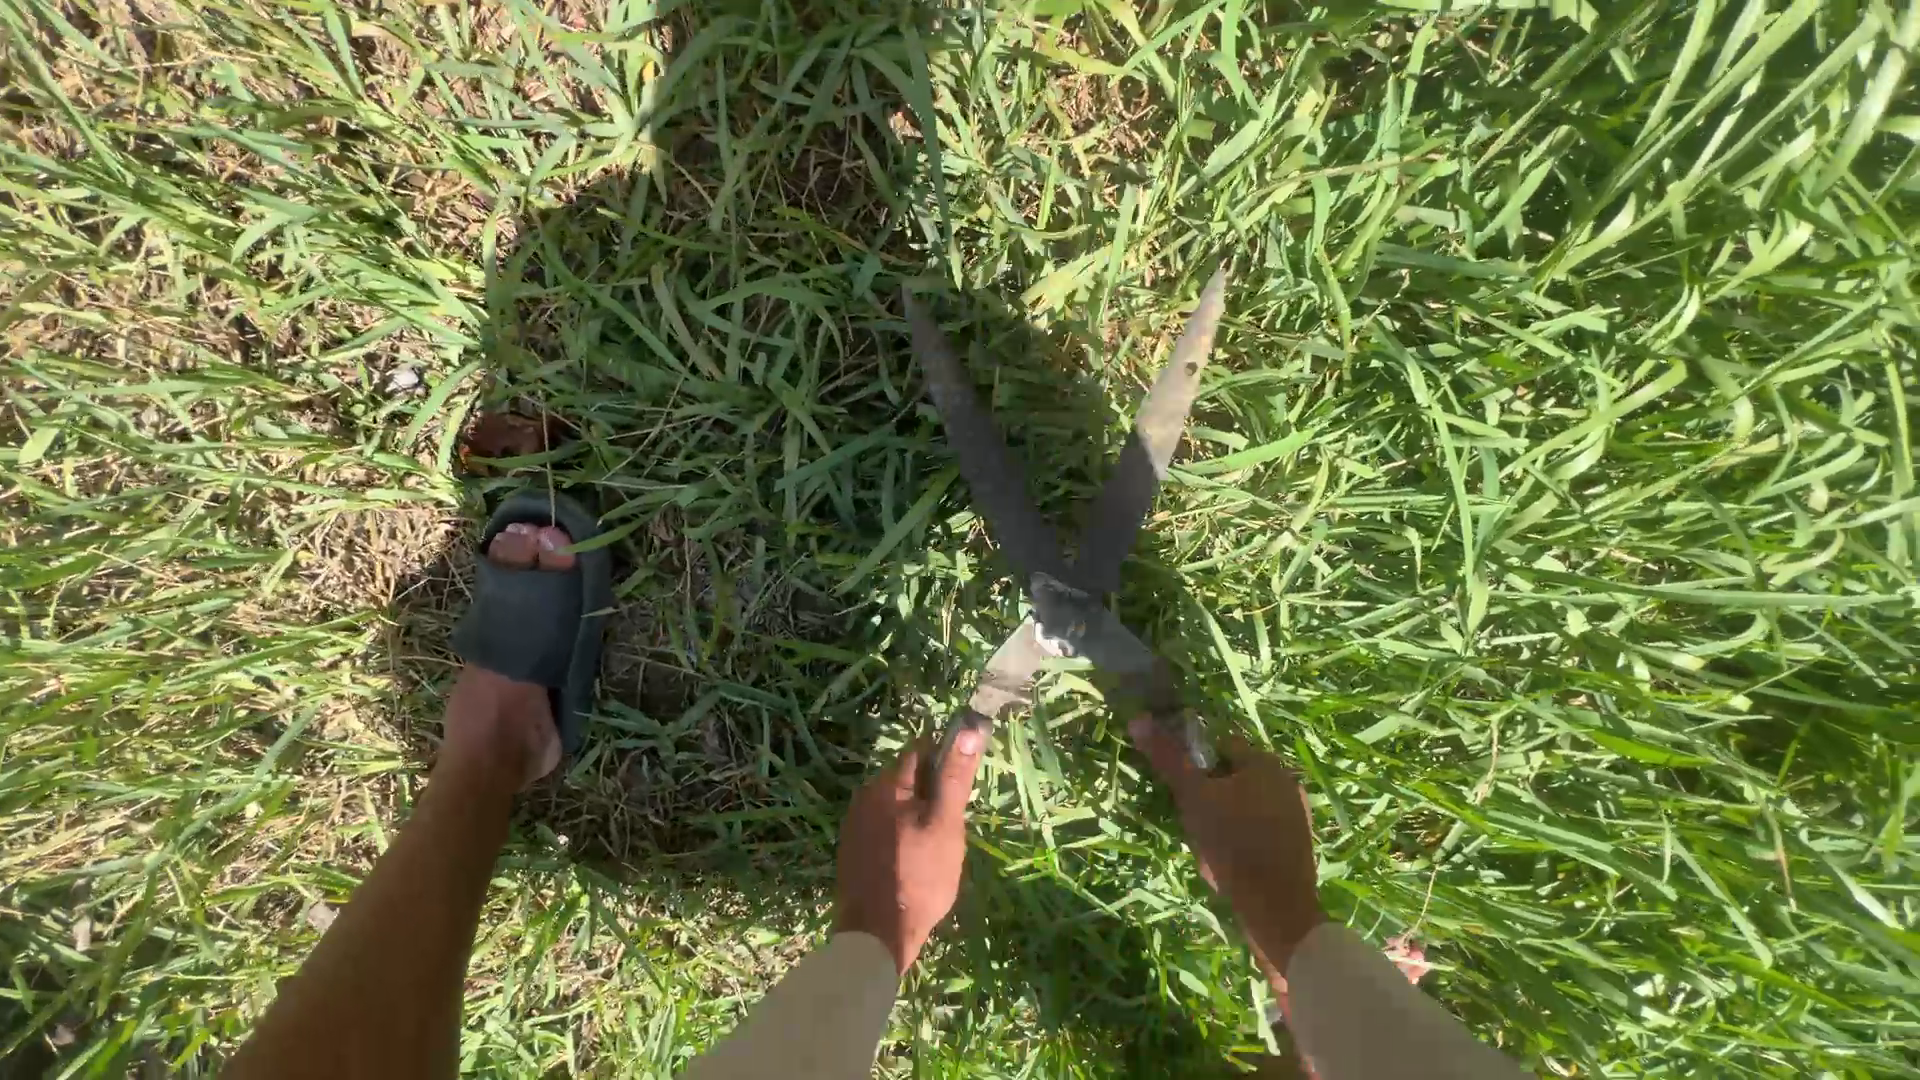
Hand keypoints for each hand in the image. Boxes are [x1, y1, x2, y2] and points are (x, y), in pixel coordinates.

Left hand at [833, 728, 984, 974]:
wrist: (876, 936)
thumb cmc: (919, 876)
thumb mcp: (946, 824)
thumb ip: (956, 776)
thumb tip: (970, 729)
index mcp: (887, 784)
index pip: (921, 751)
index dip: (945, 762)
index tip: (961, 788)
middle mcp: (865, 795)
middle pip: (907, 778)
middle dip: (931, 792)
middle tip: (951, 825)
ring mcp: (855, 823)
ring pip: (896, 804)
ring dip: (915, 814)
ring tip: (933, 847)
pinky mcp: (852, 848)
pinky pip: (883, 827)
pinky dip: (900, 834)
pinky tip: (912, 861)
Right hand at [1130, 715, 1325, 978]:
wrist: (1278, 909)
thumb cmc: (1233, 842)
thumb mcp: (1193, 797)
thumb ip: (1168, 758)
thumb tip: (1139, 719)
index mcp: (1265, 763)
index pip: (1219, 746)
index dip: (1195, 766)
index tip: (1183, 790)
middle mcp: (1287, 781)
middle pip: (1231, 777)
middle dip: (1209, 796)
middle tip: (1194, 822)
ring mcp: (1298, 815)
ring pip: (1244, 806)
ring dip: (1223, 820)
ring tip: (1208, 848)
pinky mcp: (1299, 845)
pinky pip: (1260, 831)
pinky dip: (1241, 841)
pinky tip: (1228, 863)